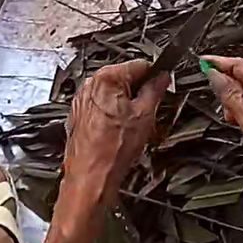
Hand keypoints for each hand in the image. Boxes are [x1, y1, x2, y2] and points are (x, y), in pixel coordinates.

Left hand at [44, 59, 167, 242]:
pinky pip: (103, 106)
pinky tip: (119, 132)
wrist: (90, 178)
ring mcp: (82, 100)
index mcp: (106, 78)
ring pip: (114, 93)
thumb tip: (162, 76)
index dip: (155, 76)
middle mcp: (90, 85)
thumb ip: (155, 89)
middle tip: (149, 112)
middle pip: (125, 77)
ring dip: (126, 104)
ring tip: (132, 126)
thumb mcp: (145, 116)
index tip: (163, 85)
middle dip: (139, 92)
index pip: (140, 64)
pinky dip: (113, 115)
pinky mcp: (79, 115)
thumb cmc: (112, 151)